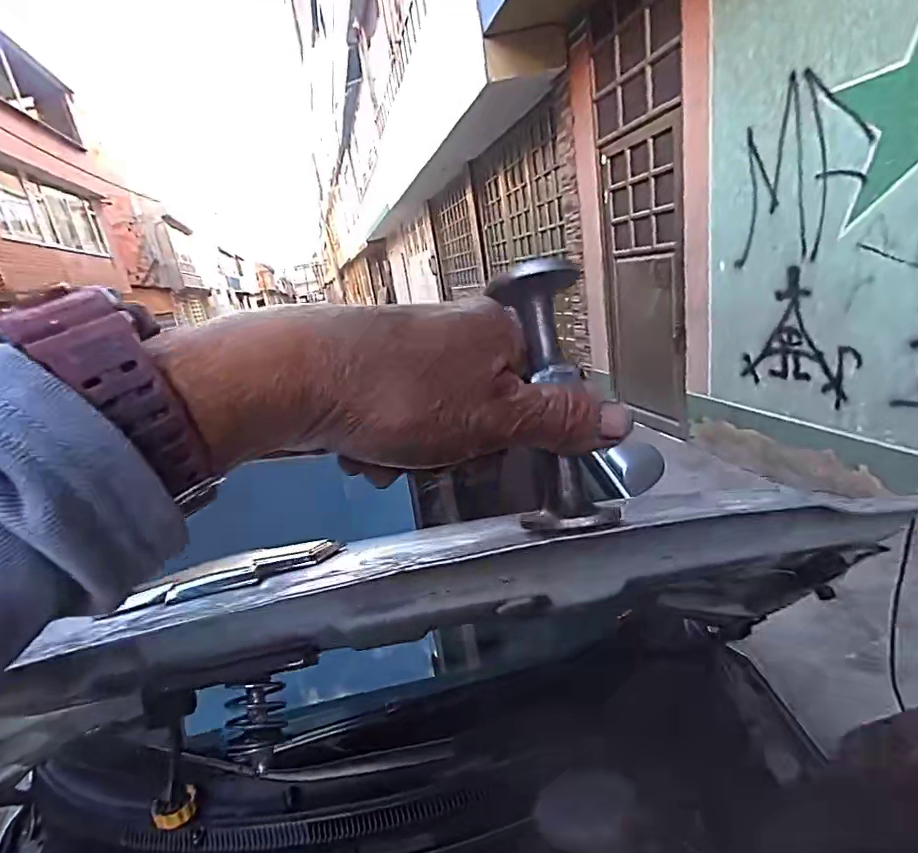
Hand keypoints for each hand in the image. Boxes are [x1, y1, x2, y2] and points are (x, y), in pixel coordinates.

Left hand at [156, 299, 630, 473]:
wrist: (294, 382)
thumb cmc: (400, 395)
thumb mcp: (493, 418)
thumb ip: (558, 421)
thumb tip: (623, 421)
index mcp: (495, 330)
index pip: (537, 392)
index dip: (516, 433)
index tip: (488, 450)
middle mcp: (455, 332)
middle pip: (486, 414)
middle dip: (460, 449)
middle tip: (434, 453)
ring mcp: (411, 351)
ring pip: (440, 427)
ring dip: (419, 456)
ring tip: (390, 452)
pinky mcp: (373, 373)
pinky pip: (400, 423)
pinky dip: (387, 445)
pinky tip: (365, 449)